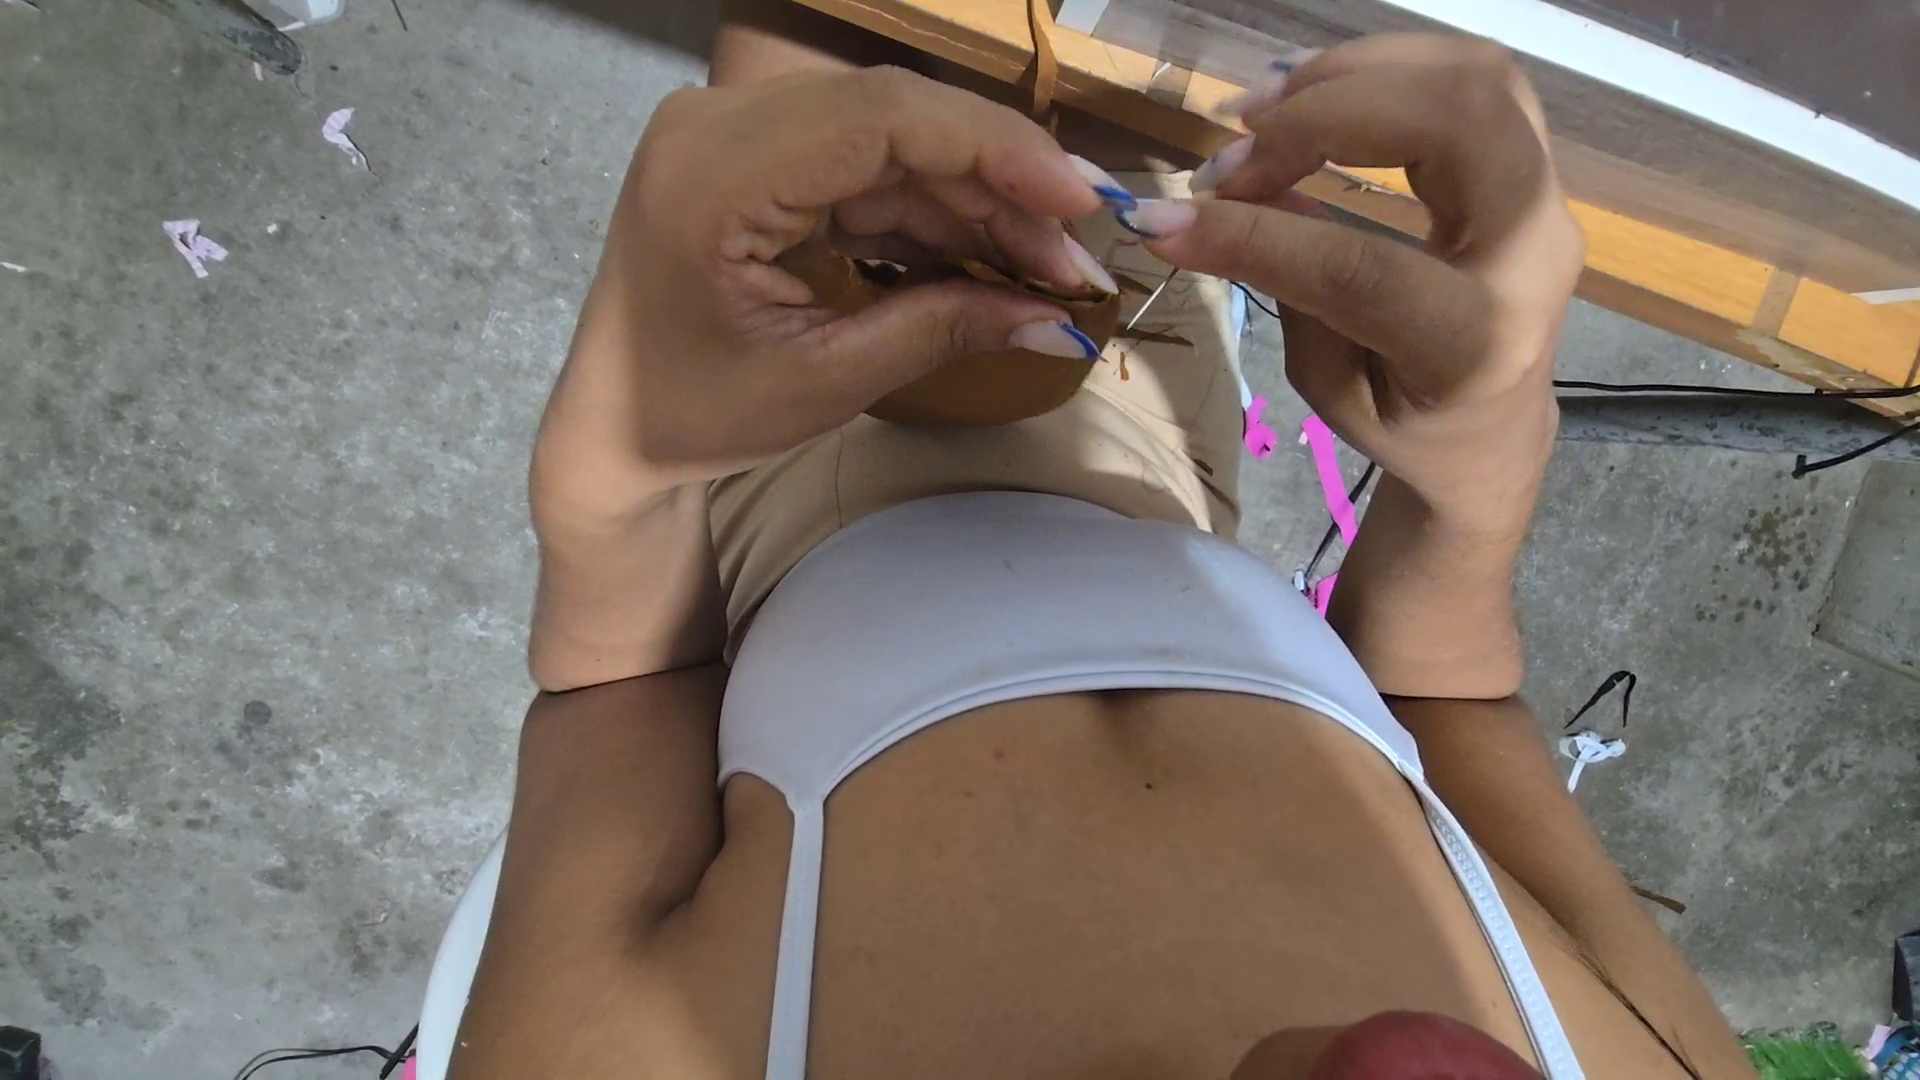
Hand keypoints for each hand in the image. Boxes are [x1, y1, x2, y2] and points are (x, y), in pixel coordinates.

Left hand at [533, 66, 1111, 520]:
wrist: (616, 430)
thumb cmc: (698, 418)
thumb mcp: (826, 380)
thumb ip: (941, 331)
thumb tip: (1057, 321)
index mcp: (716, 172)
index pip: (882, 118)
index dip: (995, 150)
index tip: (1077, 201)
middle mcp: (721, 124)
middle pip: (896, 123)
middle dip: (998, 187)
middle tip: (1071, 257)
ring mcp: (738, 139)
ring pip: (891, 149)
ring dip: (973, 205)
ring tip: (1044, 267)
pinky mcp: (760, 168)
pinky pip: (866, 176)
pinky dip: (930, 218)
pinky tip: (986, 256)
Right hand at [1139, 35, 1584, 532]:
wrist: (1490, 422)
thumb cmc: (1404, 424)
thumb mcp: (1330, 387)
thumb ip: (1295, 294)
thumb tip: (1228, 206)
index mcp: (1470, 344)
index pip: (1357, 266)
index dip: (1254, 235)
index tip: (1163, 222)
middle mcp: (1530, 252)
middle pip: (1453, 119)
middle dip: (1320, 117)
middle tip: (1231, 154)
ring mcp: (1544, 195)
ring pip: (1471, 76)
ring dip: (1350, 75)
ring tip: (1260, 110)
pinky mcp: (1530, 163)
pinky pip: (1469, 79)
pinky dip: (1379, 70)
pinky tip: (1307, 93)